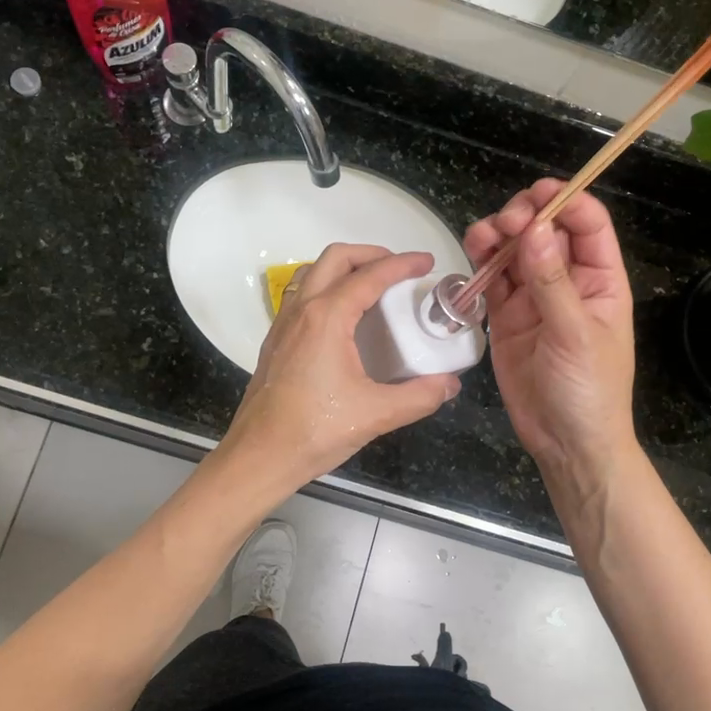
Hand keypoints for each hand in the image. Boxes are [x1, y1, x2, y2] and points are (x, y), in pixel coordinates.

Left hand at [222, 243, 460, 494]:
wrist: (260, 456)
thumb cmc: (315, 432)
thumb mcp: (376, 415)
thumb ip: (420, 396)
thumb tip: (450, 384)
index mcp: (326, 319)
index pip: (369, 276)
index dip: (402, 265)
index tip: (426, 263)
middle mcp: (301, 311)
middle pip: (335, 259)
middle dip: (370, 254)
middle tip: (399, 269)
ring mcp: (283, 325)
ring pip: (313, 274)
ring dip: (344, 269)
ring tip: (373, 287)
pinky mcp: (275, 342)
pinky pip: (302, 297)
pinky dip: (327, 289)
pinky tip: (345, 319)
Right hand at [464, 179, 636, 476]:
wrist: (566, 443)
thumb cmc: (588, 390)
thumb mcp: (576, 334)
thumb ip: (551, 281)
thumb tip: (534, 228)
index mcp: (600, 280)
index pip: (587, 225)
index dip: (565, 202)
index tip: (538, 195)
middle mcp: (566, 281)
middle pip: (544, 230)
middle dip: (524, 217)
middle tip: (506, 225)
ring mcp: (533, 298)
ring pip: (512, 251)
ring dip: (496, 236)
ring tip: (482, 238)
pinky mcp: (505, 317)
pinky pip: (491, 280)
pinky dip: (480, 265)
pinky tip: (472, 258)